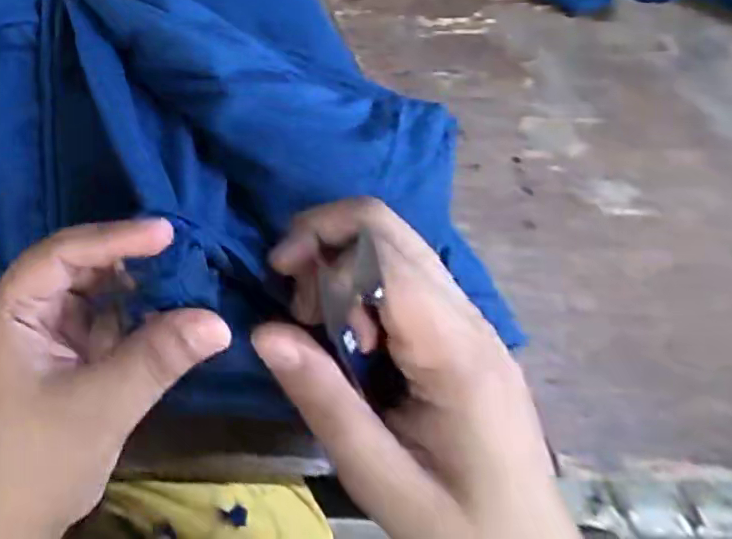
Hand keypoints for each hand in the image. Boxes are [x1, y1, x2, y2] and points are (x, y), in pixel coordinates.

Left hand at [0, 219, 231, 538]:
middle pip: (86, 259)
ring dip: (142, 278)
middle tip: (188, 244)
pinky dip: (142, 307)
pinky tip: (176, 302)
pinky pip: (112, 309)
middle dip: (133, 254)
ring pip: (101, 281)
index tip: (167, 230)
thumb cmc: (41, 455)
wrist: (16, 513)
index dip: (116, 238)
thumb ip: (155, 358)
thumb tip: (217, 320)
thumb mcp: (100, 405)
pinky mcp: (74, 338)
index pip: (66, 251)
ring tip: (191, 268)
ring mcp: (53, 316)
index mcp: (16, 298)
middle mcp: (31, 295)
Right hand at [252, 198, 574, 538]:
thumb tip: (262, 331)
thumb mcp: (382, 480)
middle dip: (319, 238)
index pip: (379, 252)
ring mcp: (469, 318)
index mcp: (455, 351)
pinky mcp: (460, 327)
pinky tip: (345, 328)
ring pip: (387, 238)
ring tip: (316, 316)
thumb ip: (324, 402)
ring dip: (335, 256)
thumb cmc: (459, 530)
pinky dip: (354, 274)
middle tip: (292, 291)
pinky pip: (396, 266)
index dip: (321, 255)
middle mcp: (467, 317)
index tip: (288, 300)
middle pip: (381, 224)